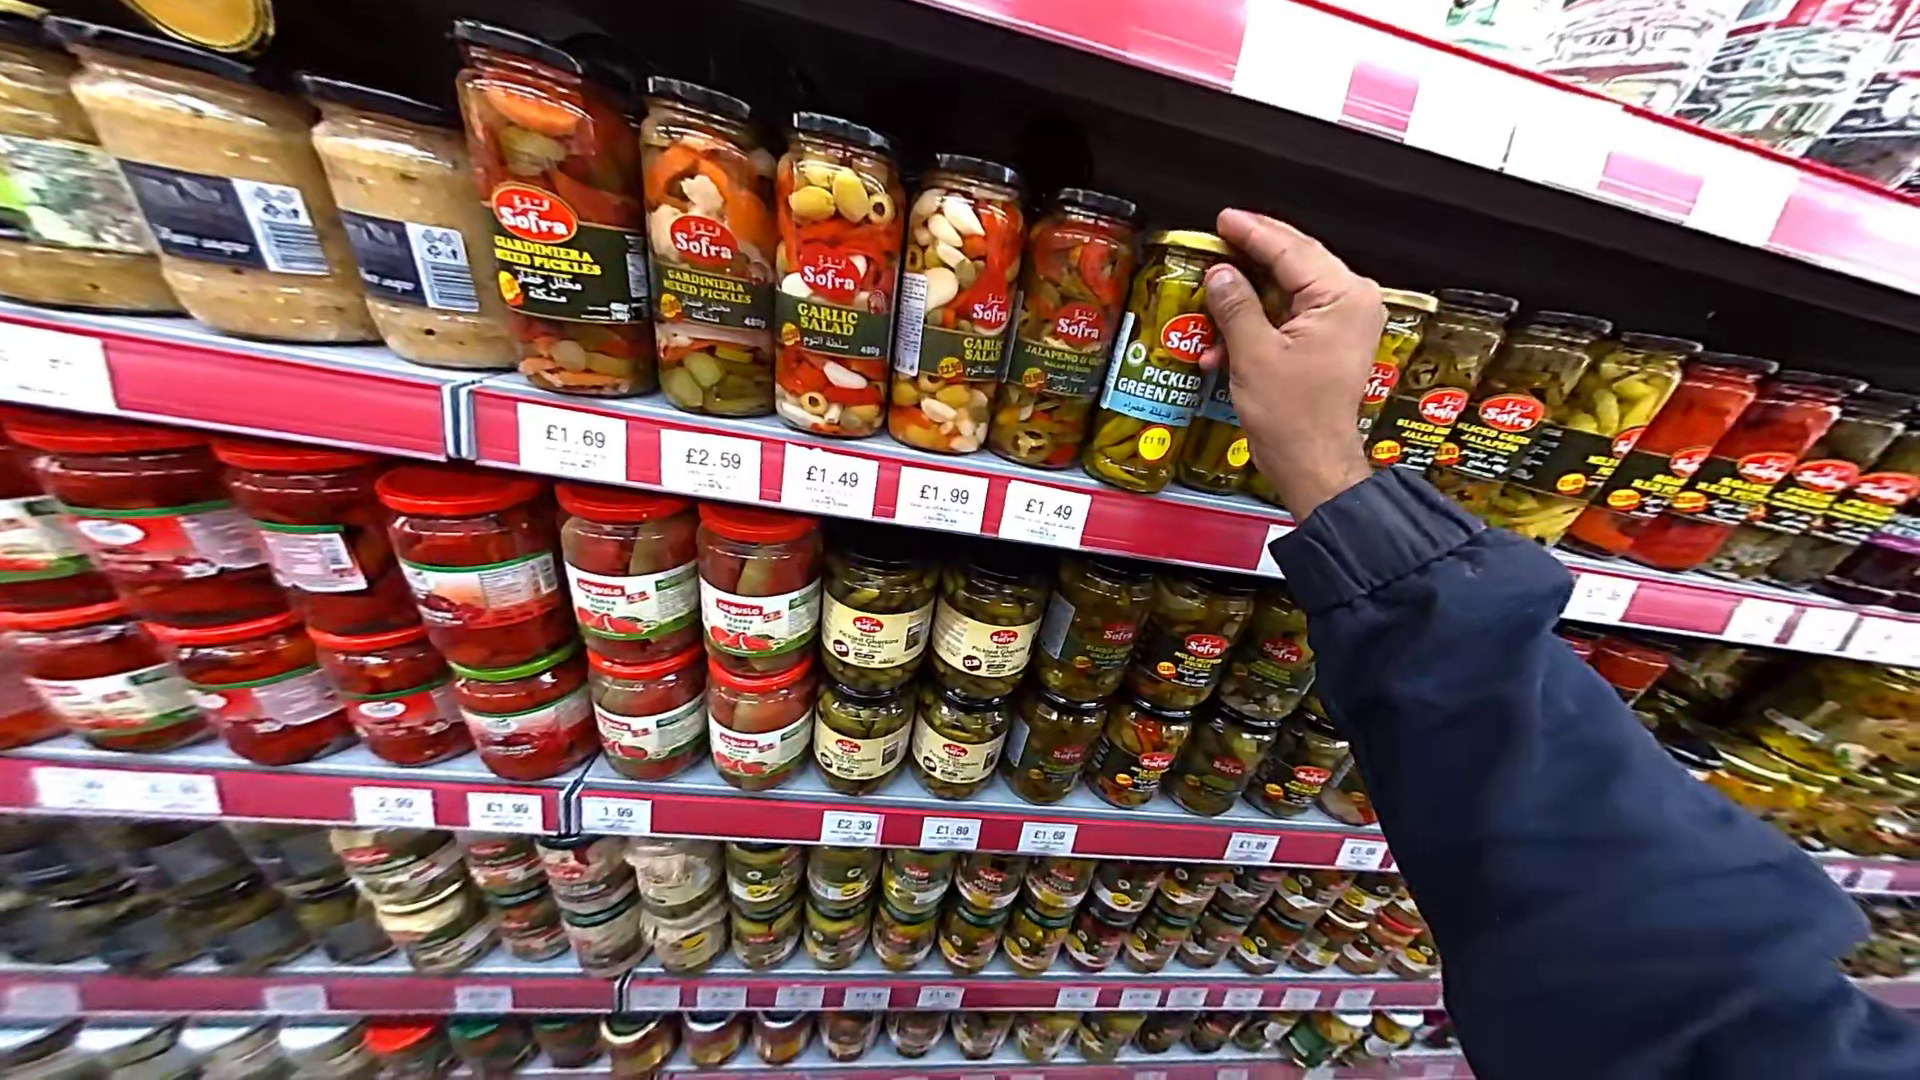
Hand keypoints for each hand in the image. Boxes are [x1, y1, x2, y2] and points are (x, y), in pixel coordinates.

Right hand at [1203, 209, 1381, 519]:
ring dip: (1244, 305)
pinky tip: (1223, 349)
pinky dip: (1254, 330)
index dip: (1253, 233)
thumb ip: (1236, 307)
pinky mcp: (1326, 345)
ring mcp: (1340, 325)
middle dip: (1249, 260)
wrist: (1310, 460)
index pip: (1292, 250)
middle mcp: (1350, 304)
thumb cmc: (1292, 416)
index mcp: (1342, 297)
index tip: (1226, 219)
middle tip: (1219, 241)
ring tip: (1210, 307)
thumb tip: (1220, 274)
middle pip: (1293, 265)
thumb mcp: (1254, 355)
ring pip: (1285, 295)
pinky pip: (1286, 321)